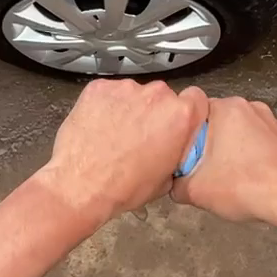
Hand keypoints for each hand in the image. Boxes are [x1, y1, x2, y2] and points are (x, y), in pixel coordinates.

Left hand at [32, 79, 208, 227]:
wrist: (81, 187)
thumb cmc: (123, 188)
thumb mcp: (165, 180)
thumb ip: (175, 154)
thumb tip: (170, 151)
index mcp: (180, 117)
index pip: (195, 99)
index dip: (186, 112)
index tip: (175, 122)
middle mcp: (156, 95)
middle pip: (162, 97)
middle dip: (153, 113)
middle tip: (139, 136)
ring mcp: (126, 89)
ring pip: (133, 94)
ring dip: (128, 109)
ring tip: (113, 136)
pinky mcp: (98, 88)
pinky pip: (107, 94)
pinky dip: (104, 106)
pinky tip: (98, 128)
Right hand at [171, 97, 276, 226]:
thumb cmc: (248, 187)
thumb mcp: (194, 191)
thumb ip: (175, 184)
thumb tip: (173, 184)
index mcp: (225, 109)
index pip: (191, 113)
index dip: (183, 138)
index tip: (183, 158)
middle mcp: (250, 107)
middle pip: (215, 123)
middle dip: (207, 146)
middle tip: (202, 172)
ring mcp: (271, 122)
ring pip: (238, 134)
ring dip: (229, 152)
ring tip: (227, 179)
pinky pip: (258, 145)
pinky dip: (250, 159)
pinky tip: (248, 180)